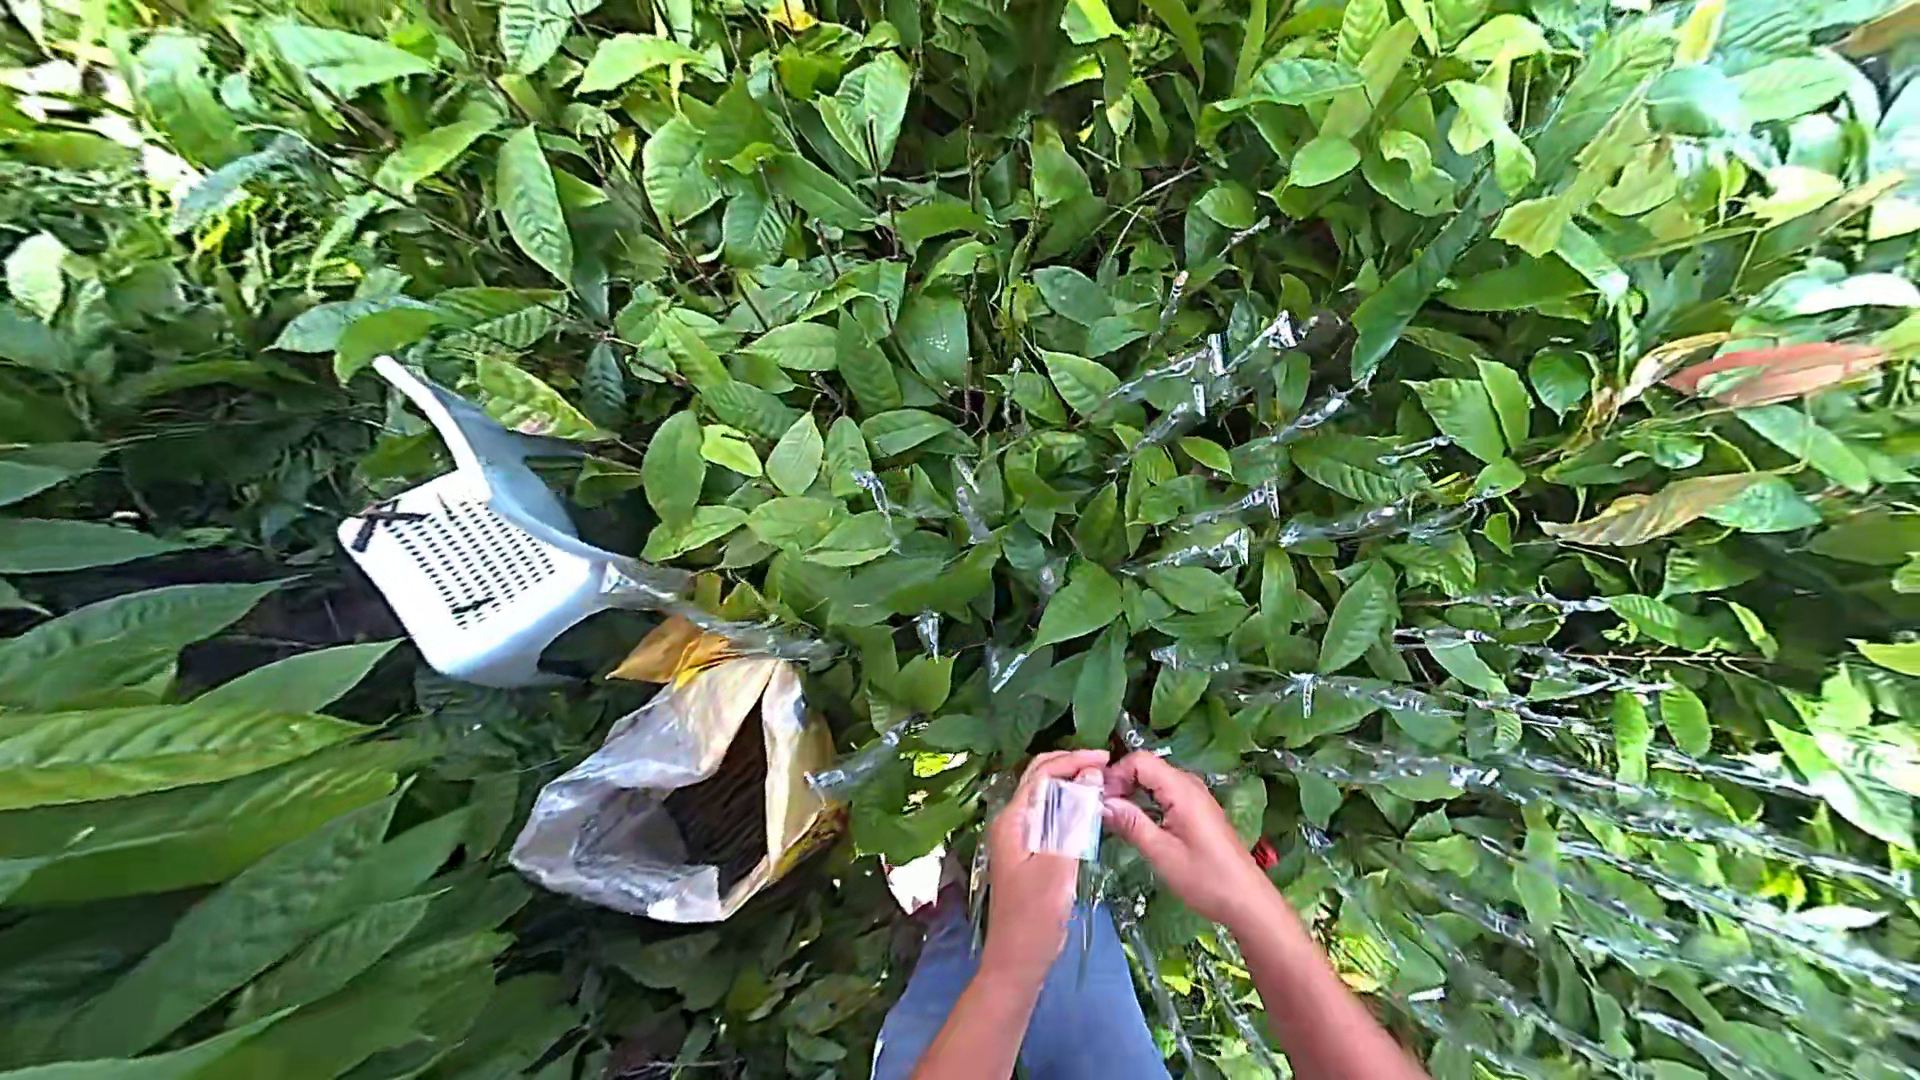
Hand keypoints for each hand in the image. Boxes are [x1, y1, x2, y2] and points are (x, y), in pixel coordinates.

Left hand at [979, 749, 1109, 985]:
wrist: (1017, 962)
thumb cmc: (1035, 917)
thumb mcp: (1058, 866)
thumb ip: (1072, 819)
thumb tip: (1089, 775)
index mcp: (1012, 818)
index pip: (1043, 772)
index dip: (1073, 759)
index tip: (1105, 757)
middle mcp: (1011, 820)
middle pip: (1040, 777)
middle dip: (1070, 763)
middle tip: (1105, 763)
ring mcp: (1018, 835)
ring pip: (1045, 794)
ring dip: (1071, 781)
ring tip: (1101, 779)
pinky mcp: (1028, 850)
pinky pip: (1049, 813)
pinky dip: (1069, 803)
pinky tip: (1087, 808)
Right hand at [1101, 751, 1276, 931]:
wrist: (1247, 902)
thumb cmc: (1205, 878)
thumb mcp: (1161, 853)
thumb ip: (1130, 823)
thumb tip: (1101, 803)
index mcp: (1181, 789)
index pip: (1139, 760)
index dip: (1116, 773)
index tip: (1101, 798)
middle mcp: (1188, 784)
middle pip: (1146, 766)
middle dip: (1121, 782)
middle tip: (1103, 808)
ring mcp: (1194, 795)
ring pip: (1154, 779)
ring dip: (1131, 791)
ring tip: (1115, 816)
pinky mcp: (1196, 808)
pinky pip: (1164, 791)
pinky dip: (1145, 800)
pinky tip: (1136, 821)